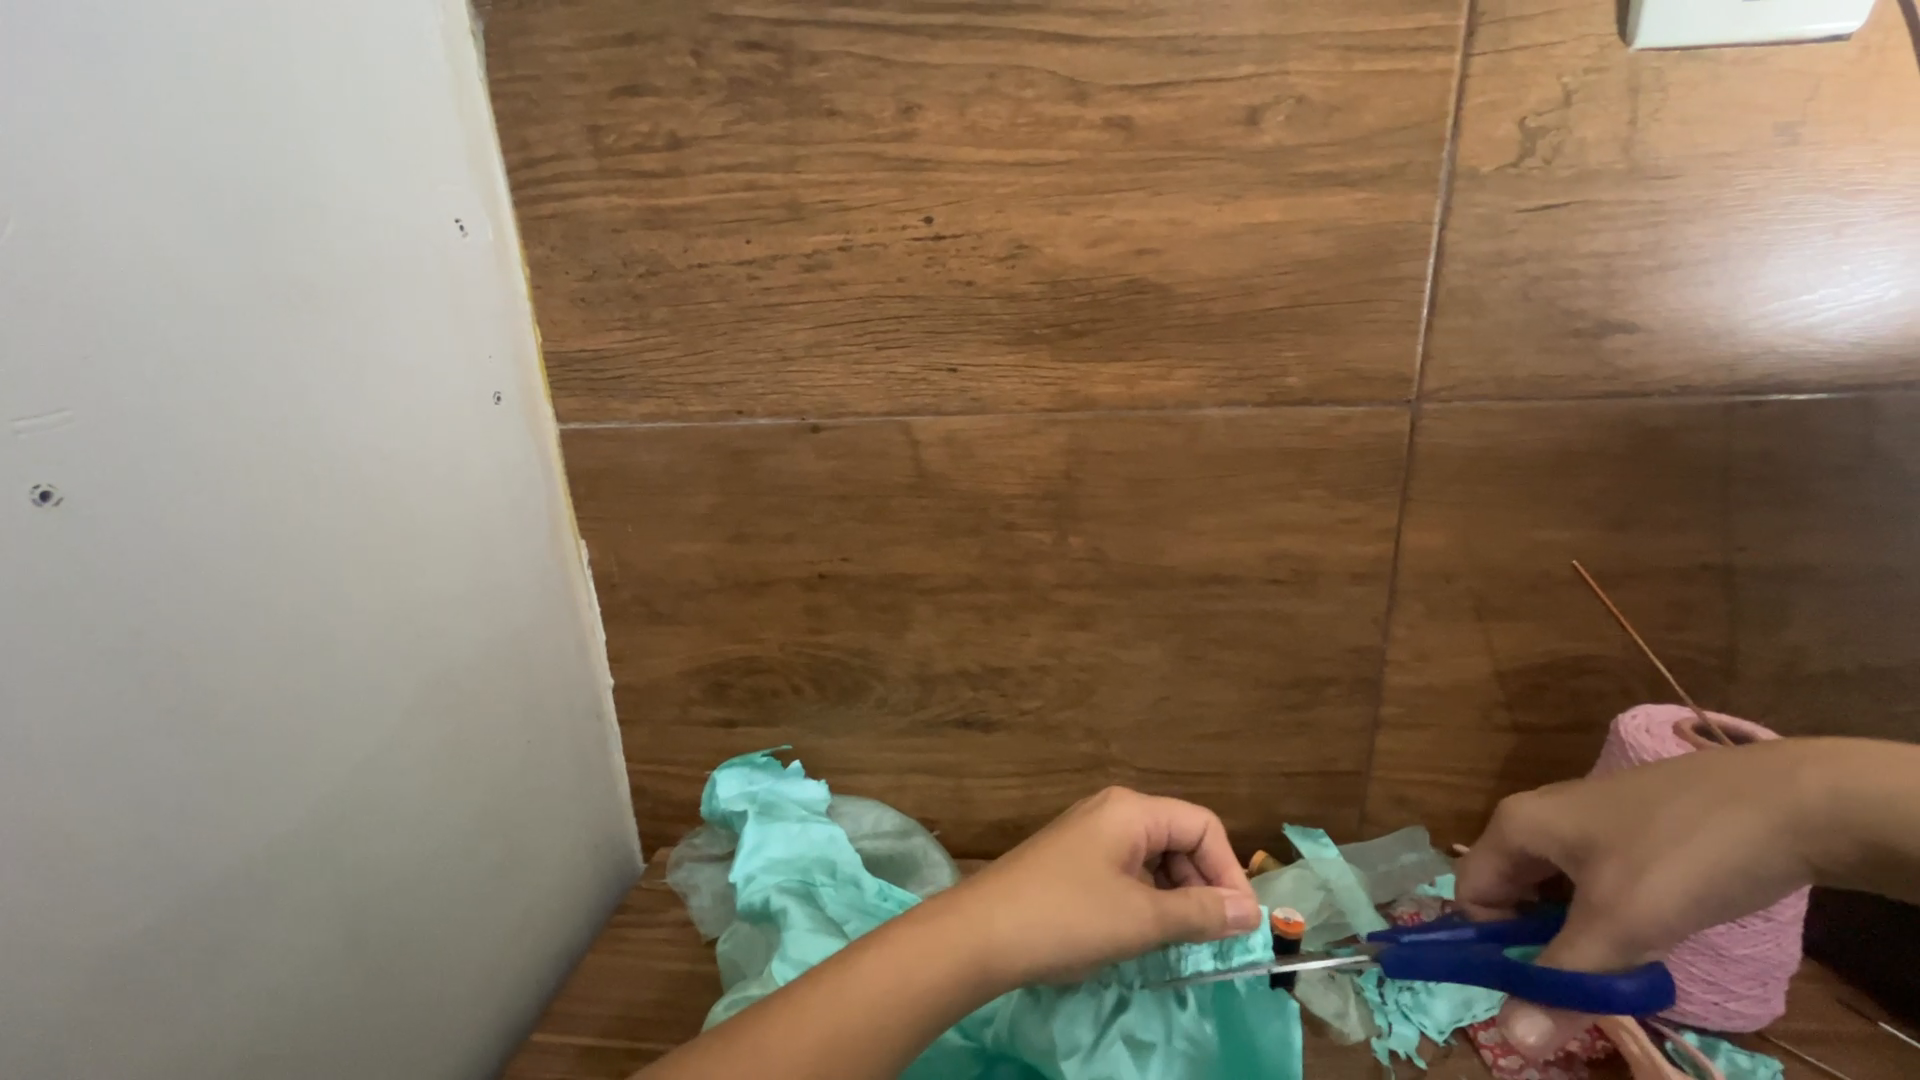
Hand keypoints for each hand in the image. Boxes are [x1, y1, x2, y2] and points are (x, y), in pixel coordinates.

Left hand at [931, 787, 1261, 985]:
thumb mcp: (1142, 919)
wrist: (980, 933)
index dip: (1230, 872)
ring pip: (1153, 859)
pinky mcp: (1073, 861)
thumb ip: (1200, 912)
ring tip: (1180, 940)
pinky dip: (1146, 899)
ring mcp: (1089, 835)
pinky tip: (1144, 933)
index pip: (1202, 826)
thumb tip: (1248, 912)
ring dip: (1176, 896)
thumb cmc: (1067, 917)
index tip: (1242, 925)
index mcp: (1131, 810)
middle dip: (1203, 885)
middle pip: (1179, 839)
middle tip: (1214, 937)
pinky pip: (1127, 871)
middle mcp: (1112, 812)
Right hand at [1455, 740, 1825, 1056]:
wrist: (1793, 800)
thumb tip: (1511, 1042)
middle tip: (1594, 982)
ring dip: (1582, 933)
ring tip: (1631, 960)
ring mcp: (1584, 819)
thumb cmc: (1682, 856)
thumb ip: (1563, 980)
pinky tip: (1656, 927)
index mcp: (1514, 825)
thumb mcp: (1621, 925)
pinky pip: (1594, 879)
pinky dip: (1612, 913)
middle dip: (1543, 944)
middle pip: (1513, 892)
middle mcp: (1536, 817)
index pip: (1471, 895)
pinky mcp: (1628, 827)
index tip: (1546, 989)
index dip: (1496, 946)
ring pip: (1558, 890)